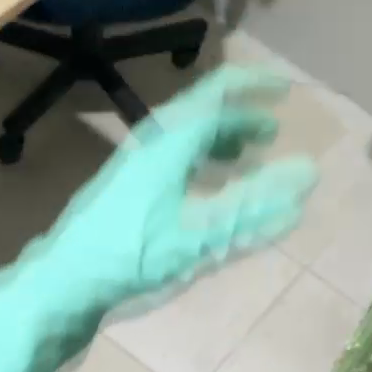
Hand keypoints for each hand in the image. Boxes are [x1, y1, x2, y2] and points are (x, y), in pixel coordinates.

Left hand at [26, 65, 318, 314]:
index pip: (219, 94)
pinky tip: (196, 194)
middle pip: (200, 114)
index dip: (255, 90)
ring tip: (240, 161)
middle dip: (238, 119)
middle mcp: (149, 144)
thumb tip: (308, 175)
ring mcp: (131, 166)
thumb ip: (254, 207)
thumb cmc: (132, 256)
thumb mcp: (199, 236)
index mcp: (169, 141)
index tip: (285, 94)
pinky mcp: (120, 190)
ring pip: (181, 139)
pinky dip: (193, 165)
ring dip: (215, 142)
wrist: (64, 280)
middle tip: (269, 135)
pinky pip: (167, 161)